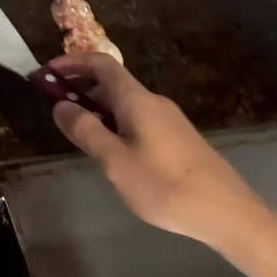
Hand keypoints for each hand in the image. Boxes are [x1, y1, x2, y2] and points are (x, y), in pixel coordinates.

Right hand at [49, 52, 276, 256]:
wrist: (229, 213)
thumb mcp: (116, 162)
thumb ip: (86, 131)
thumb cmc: (166, 185)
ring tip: (77, 131)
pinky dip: (115, 123)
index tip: (48, 74)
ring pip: (124, 103)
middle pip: (112, 82)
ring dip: (97, 108)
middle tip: (55, 106)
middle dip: (80, 87)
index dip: (72, 63)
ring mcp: (168, 120)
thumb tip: (59, 105)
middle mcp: (152, 101)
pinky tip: (111, 151)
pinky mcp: (177, 140)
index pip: (100, 64)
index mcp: (136, 99)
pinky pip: (137, 119)